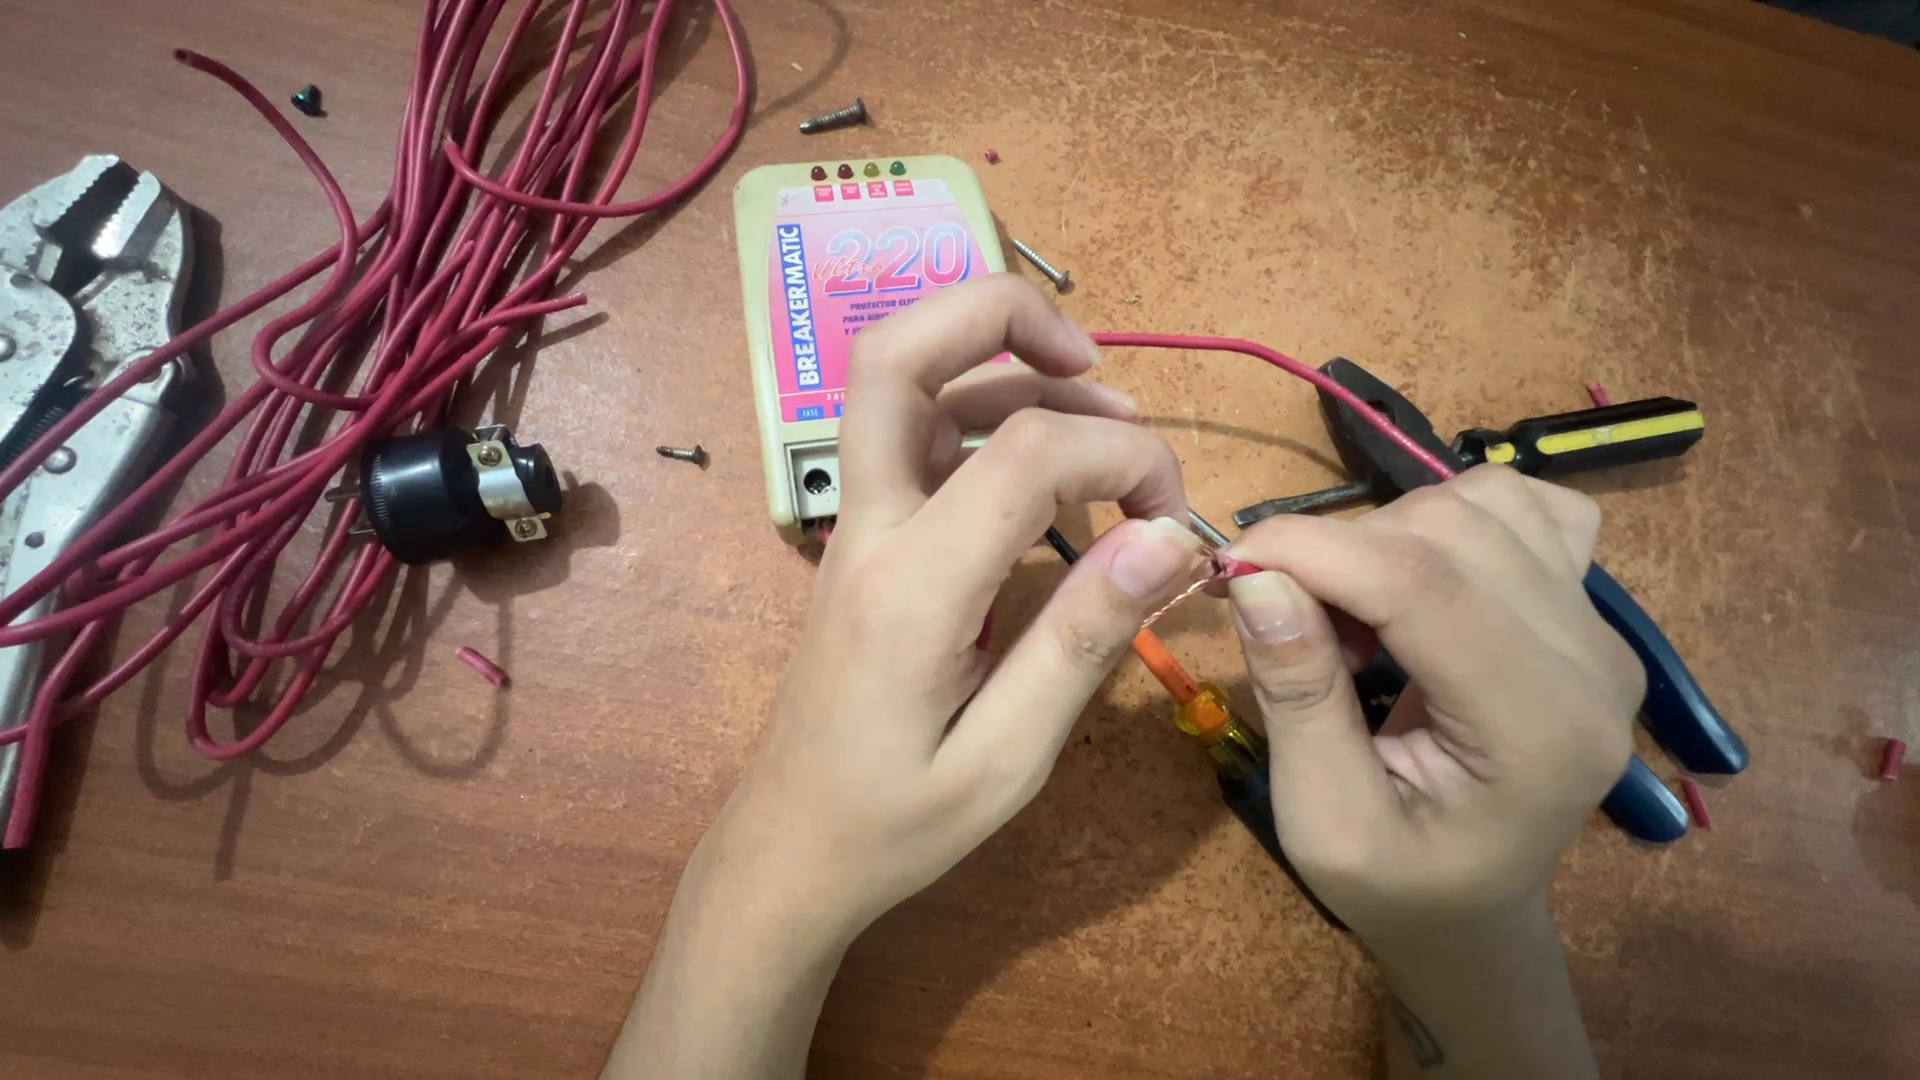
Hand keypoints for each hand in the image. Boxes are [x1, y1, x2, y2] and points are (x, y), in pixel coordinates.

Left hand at [711, 274, 1199, 938]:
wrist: (793, 844)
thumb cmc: (898, 819)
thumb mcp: (1009, 757)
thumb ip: (1083, 637)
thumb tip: (1168, 537)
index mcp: (910, 588)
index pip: (1021, 454)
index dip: (1120, 453)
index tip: (1175, 512)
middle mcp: (869, 529)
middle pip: (896, 354)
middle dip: (1000, 315)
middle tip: (1095, 362)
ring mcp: (856, 526)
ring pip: (903, 383)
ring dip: (1002, 366)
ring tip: (1103, 409)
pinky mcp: (864, 538)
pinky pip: (915, 437)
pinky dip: (984, 415)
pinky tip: (1048, 464)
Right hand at [1222, 465, 1642, 938]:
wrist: (1472, 904)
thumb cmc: (1392, 880)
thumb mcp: (1320, 817)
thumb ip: (1295, 695)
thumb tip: (1256, 579)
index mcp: (1532, 731)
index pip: (1421, 585)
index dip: (1309, 550)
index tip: (1224, 567)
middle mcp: (1589, 662)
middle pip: (1447, 531)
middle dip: (1331, 547)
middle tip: (1275, 607)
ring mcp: (1597, 628)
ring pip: (1479, 502)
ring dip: (1379, 534)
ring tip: (1344, 605)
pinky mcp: (1582, 608)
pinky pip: (1520, 507)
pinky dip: (1442, 517)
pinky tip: (1406, 574)